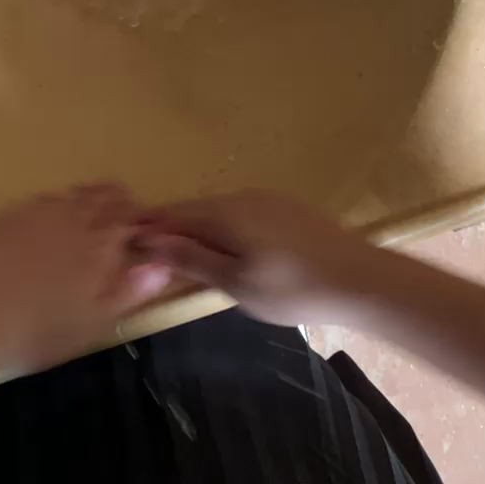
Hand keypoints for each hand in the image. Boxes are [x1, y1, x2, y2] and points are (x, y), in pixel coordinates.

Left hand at [0, 183, 170, 372]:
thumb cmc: (39, 328)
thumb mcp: (93, 320)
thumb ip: (130, 290)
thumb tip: (163, 266)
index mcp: (102, 240)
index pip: (131, 215)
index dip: (140, 218)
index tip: (144, 228)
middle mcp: (76, 215)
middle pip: (105, 194)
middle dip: (117, 201)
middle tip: (120, 217)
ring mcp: (41, 210)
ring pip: (76, 193)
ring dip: (88, 201)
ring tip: (87, 219)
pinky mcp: (12, 213)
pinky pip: (45, 199)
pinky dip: (57, 206)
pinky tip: (49, 225)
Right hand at [134, 190, 390, 324]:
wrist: (358, 277)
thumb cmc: (291, 287)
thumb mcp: (236, 282)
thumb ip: (194, 259)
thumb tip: (153, 241)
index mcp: (225, 213)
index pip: (175, 213)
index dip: (150, 225)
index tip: (126, 236)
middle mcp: (243, 196)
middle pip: (196, 208)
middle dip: (170, 224)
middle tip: (147, 244)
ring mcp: (267, 199)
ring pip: (219, 209)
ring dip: (196, 225)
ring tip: (180, 248)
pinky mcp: (286, 208)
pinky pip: (239, 212)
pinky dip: (220, 225)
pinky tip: (223, 244)